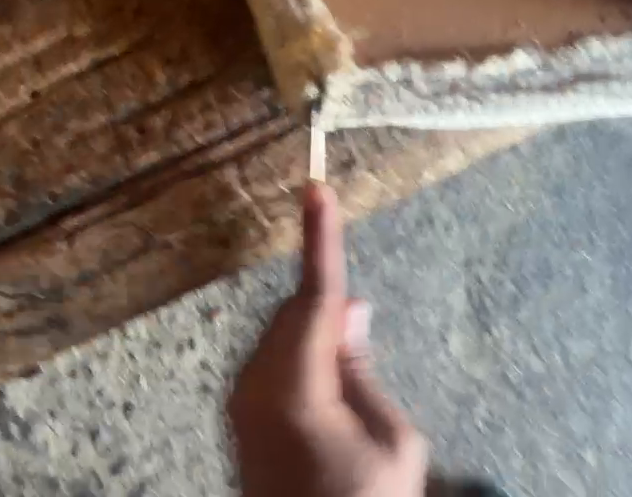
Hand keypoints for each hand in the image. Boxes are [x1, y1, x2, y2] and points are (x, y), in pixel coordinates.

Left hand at [227, 183, 426, 496]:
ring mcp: (240, 400)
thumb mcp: (391, 444)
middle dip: (326, 304)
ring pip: (282, 334)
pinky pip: (272, 360)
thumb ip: (363, 366)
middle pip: (295, 313)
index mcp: (294, 386)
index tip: (317, 188)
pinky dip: (300, 354)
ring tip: (349, 384)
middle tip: (363, 325)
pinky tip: (325, 389)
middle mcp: (255, 383)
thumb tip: (352, 309)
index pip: (314, 295)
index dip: (320, 236)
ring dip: (314, 333)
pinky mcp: (239, 415)